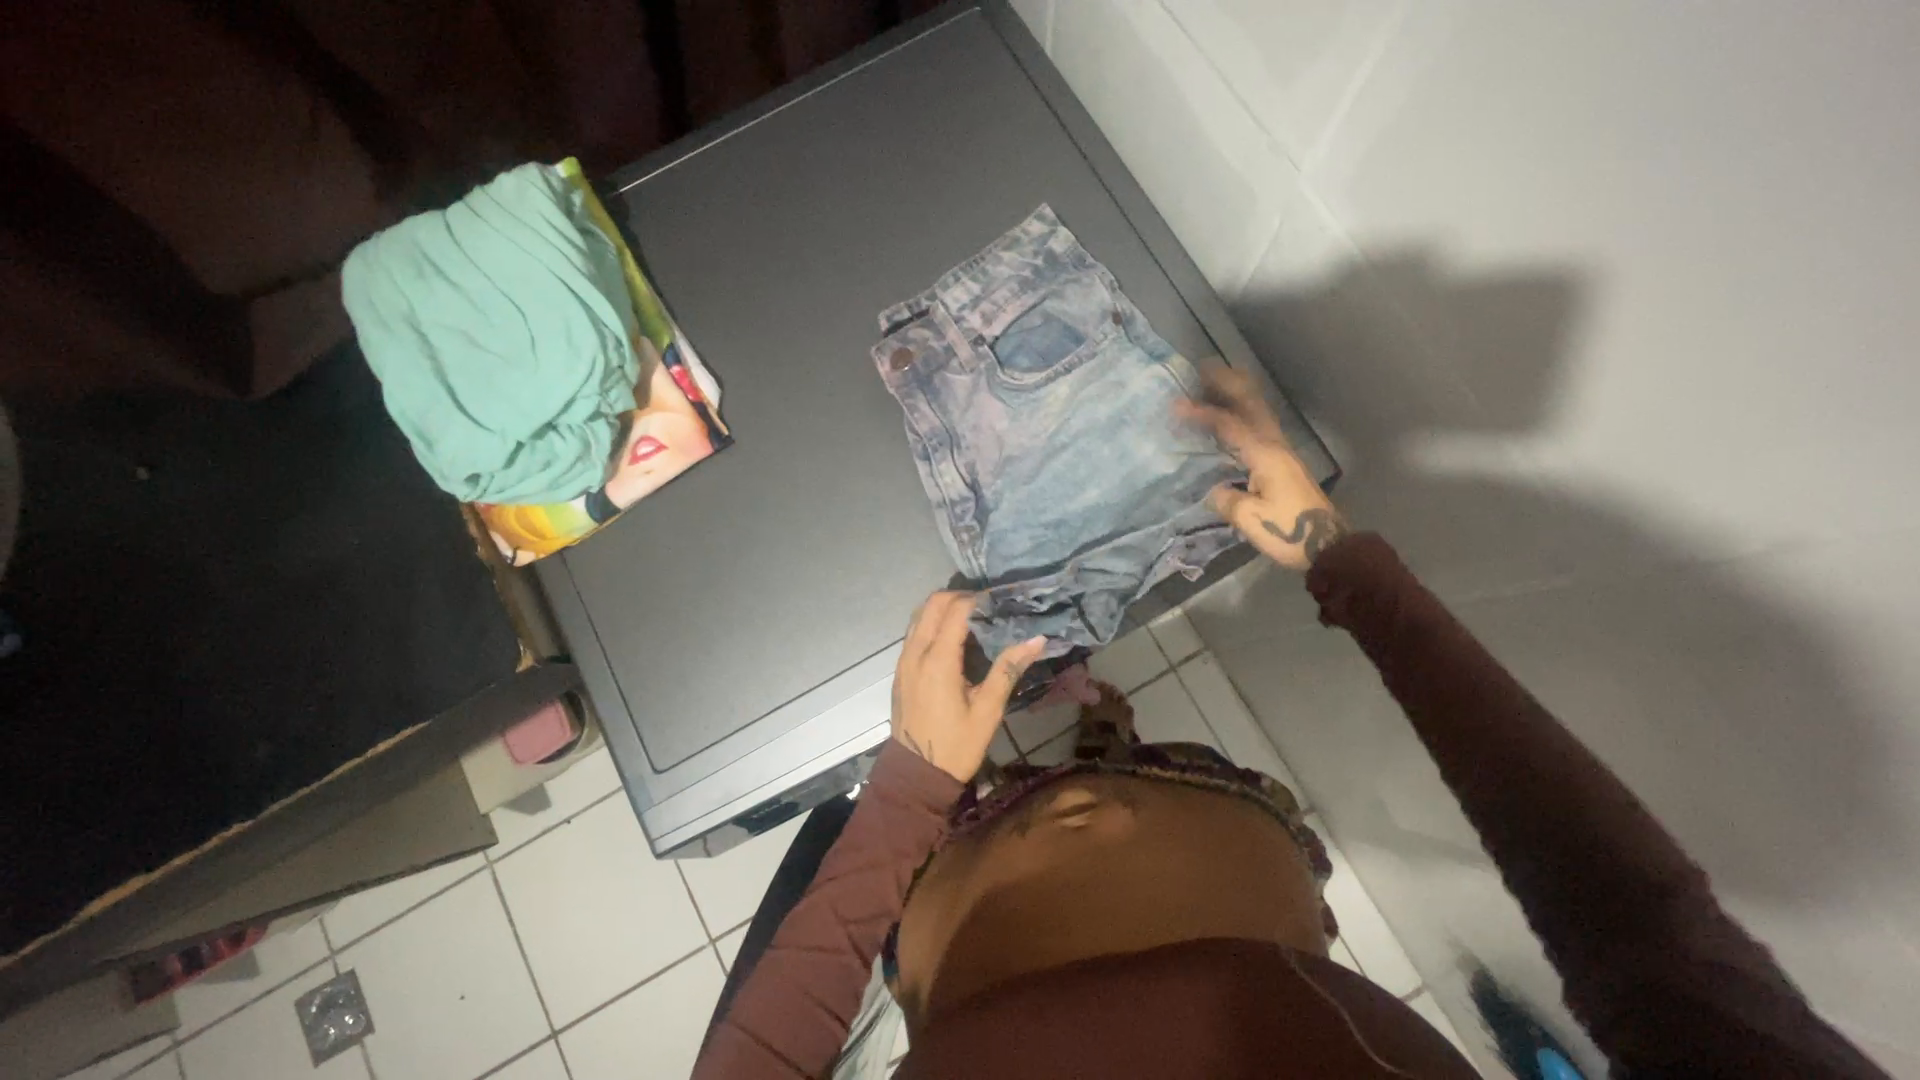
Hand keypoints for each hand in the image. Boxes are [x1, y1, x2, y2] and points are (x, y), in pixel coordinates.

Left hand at [890, 592, 1045, 782]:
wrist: (916, 775)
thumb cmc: (957, 745)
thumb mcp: (988, 710)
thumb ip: (1008, 670)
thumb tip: (1037, 640)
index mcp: (938, 661)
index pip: (956, 610)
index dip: (979, 598)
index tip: (1002, 599)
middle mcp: (915, 653)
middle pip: (932, 603)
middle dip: (959, 596)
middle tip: (988, 605)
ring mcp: (903, 660)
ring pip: (919, 615)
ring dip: (943, 607)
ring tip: (973, 616)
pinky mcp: (900, 670)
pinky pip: (914, 632)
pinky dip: (932, 622)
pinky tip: (955, 636)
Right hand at [1177, 366, 1349, 570]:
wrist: (1327, 546)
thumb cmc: (1288, 531)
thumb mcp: (1250, 519)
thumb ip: (1226, 500)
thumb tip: (1214, 490)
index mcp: (1266, 455)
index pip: (1229, 425)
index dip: (1202, 413)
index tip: (1176, 405)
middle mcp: (1276, 447)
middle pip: (1252, 405)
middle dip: (1229, 384)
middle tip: (1206, 368)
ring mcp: (1283, 454)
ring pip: (1258, 414)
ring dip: (1238, 396)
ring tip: (1217, 384)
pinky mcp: (1284, 466)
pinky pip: (1260, 430)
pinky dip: (1244, 416)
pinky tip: (1233, 422)